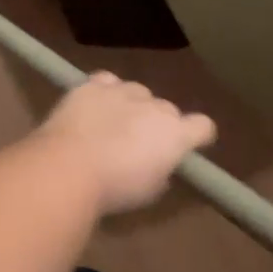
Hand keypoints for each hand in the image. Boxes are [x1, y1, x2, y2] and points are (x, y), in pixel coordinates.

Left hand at [33, 72, 215, 215]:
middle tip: (139, 142)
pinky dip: (105, 91)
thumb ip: (161, 169)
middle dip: (158, 122)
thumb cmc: (115, 187)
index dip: (197, 135)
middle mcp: (154, 105)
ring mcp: (122, 90)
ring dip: (132, 104)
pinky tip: (94, 105)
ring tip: (113, 122)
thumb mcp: (150, 190)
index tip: (188, 146)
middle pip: (166, 108)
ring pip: (137, 92)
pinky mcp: (92, 84)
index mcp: (176, 133)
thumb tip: (157, 162)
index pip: (203, 125)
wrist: (69, 165)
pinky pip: (107, 81)